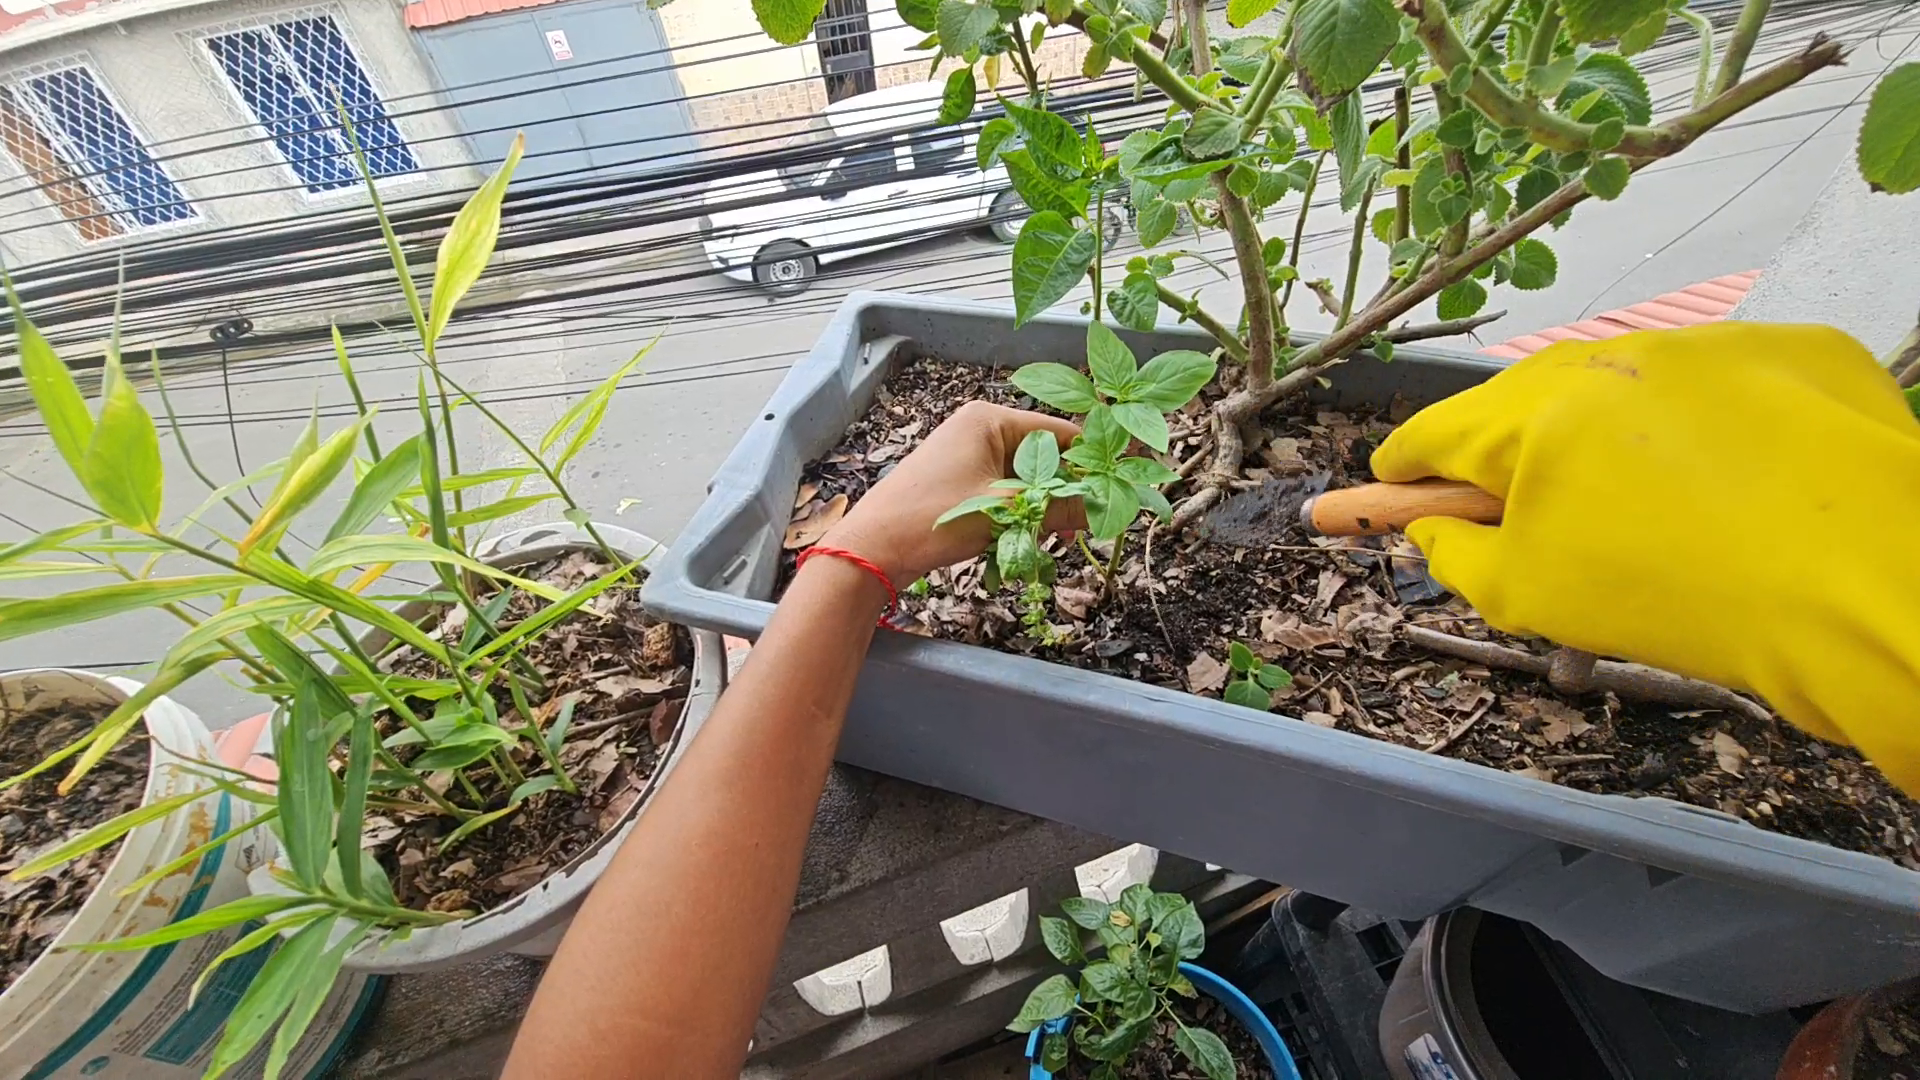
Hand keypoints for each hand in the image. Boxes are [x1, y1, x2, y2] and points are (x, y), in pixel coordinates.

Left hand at [820, 401, 1084, 584]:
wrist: (872, 550)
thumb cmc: (934, 517)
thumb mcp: (1005, 511)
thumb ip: (1060, 507)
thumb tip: (1108, 508)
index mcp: (990, 419)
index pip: (1060, 432)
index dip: (1092, 461)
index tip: (1121, 486)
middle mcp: (979, 430)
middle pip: (1044, 457)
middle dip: (1066, 490)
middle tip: (1092, 522)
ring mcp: (966, 457)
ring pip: (1025, 480)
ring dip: (1043, 507)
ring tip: (1061, 536)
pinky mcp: (958, 484)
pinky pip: (1003, 494)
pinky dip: (1019, 515)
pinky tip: (1031, 539)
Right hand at [1372, 322, 1919, 790]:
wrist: (1885, 601)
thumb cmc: (1670, 598)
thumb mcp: (1518, 592)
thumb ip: (1447, 550)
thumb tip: (1432, 526)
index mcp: (1532, 413)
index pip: (1430, 434)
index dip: (1401, 468)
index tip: (1395, 487)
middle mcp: (1612, 354)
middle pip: (1512, 403)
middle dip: (1498, 454)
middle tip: (1521, 510)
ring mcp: (1708, 342)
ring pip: (1606, 385)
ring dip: (1589, 432)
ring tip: (1630, 497)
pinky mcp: (1796, 346)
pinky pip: (1700, 381)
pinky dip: (1683, 421)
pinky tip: (1716, 472)